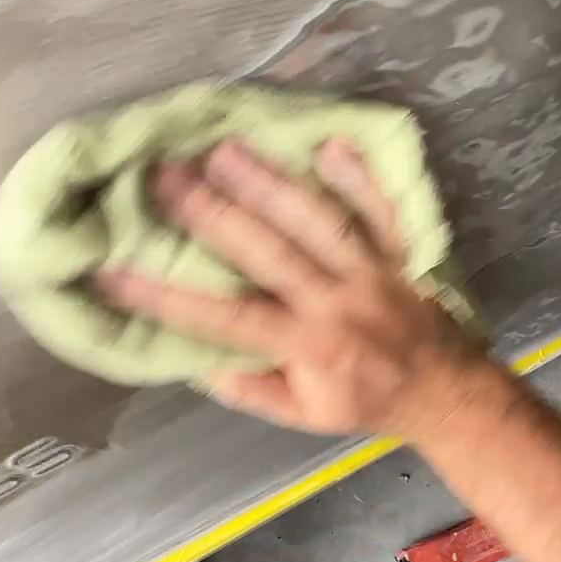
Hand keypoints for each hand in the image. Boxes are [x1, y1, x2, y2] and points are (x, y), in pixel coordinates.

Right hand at [98, 140, 503, 438]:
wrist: (445, 392)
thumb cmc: (369, 403)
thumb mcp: (305, 416)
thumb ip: (253, 389)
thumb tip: (199, 361)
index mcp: (309, 346)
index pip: (228, 319)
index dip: (168, 296)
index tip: (114, 269)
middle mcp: (339, 302)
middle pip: (270, 253)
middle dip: (213, 214)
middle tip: (163, 176)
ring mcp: (375, 271)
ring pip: (320, 223)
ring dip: (273, 186)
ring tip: (226, 150)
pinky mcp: (405, 254)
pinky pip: (385, 211)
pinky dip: (361, 178)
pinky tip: (332, 145)